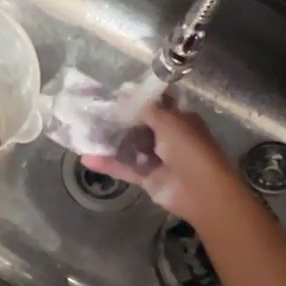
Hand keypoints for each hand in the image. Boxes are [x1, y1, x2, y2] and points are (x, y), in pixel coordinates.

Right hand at [81, 103, 252, 223]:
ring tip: (84, 132)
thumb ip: (144, 109)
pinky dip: (108, 164)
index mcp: (179, 119)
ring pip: (130, 147)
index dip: (136, 99)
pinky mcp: (148, 178)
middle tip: (92, 111)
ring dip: (110, 141)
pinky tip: (86, 158)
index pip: (156, 104)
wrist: (202, 191)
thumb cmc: (189, 149)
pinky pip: (125, 168)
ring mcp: (157, 158)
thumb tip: (122, 94)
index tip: (113, 94)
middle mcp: (168, 137)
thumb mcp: (169, 121)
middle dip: (119, 120)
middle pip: (140, 125)